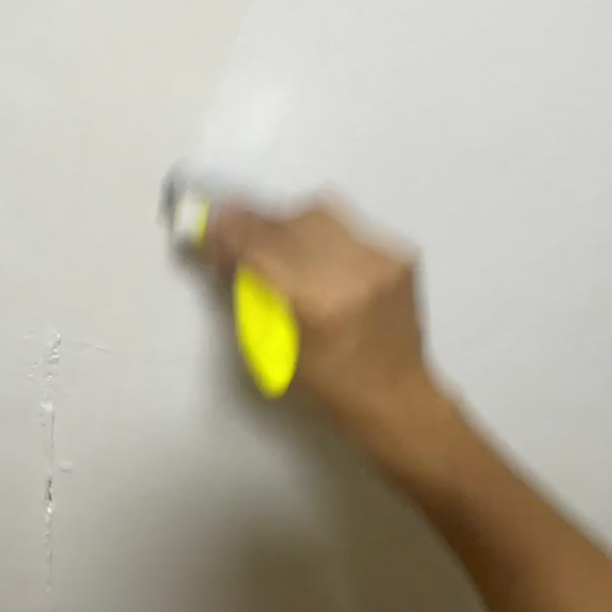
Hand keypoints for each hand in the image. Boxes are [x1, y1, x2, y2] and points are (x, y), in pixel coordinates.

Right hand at [204, 192, 443, 442]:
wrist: (396, 398)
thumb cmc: (326, 389)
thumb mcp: (273, 351)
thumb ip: (249, 294)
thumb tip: (226, 252)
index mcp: (316, 305)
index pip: (263, 247)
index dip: (232, 232)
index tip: (211, 224)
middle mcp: (352, 272)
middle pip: (291, 220)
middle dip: (257, 220)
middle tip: (236, 229)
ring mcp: (381, 260)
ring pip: (321, 213)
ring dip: (289, 222)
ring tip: (275, 241)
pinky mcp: (401, 255)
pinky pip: (348, 227)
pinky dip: (322, 236)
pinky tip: (317, 259)